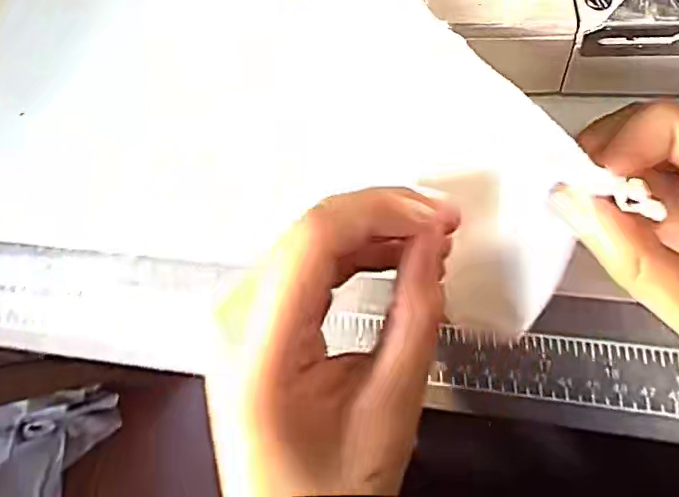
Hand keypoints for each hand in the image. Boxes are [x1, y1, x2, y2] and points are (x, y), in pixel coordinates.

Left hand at [209, 188, 459, 496]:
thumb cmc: (323, 493)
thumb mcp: (387, 410)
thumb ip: (415, 317)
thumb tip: (431, 245)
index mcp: (256, 345)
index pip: (317, 236)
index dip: (382, 210)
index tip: (431, 216)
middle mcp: (238, 319)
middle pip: (315, 227)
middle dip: (386, 213)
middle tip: (439, 219)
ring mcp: (245, 314)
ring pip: (315, 234)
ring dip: (377, 226)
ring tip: (427, 235)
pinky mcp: (262, 314)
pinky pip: (312, 258)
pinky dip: (359, 248)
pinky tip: (395, 251)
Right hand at [549, 102, 678, 496]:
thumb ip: (644, 262)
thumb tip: (583, 206)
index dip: (625, 140)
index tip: (587, 176)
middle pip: (665, 144)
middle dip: (612, 159)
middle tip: (574, 191)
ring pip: (660, 182)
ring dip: (617, 193)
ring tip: (585, 216)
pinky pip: (662, 223)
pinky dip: (629, 227)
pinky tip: (611, 243)